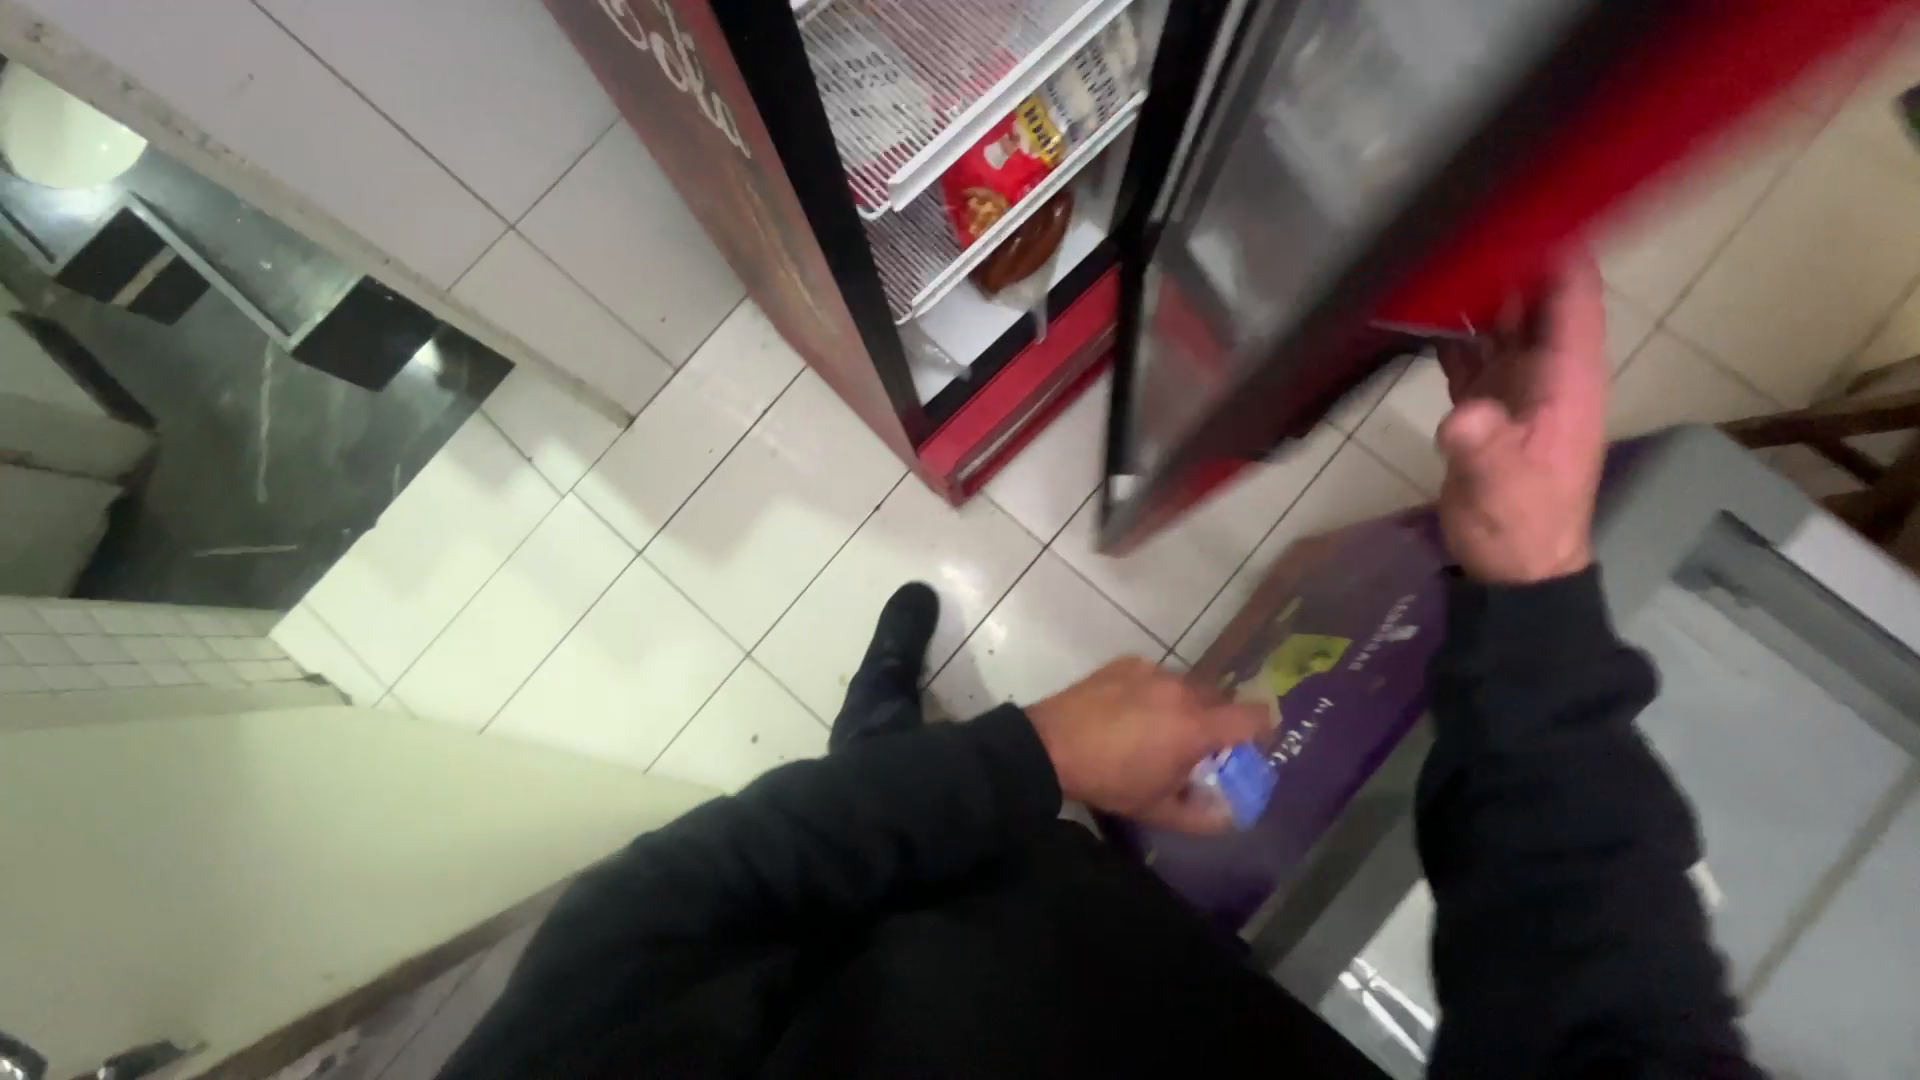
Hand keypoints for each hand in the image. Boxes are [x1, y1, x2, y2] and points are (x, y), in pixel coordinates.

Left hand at [1026, 657, 1270, 832]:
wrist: (1049, 745)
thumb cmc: (1108, 779)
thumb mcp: (1157, 808)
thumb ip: (1202, 814)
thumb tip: (1229, 811)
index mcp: (1195, 725)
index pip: (1255, 715)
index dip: (1260, 731)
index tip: (1247, 748)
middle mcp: (1180, 689)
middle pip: (1220, 699)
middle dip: (1217, 722)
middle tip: (1196, 747)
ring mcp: (1152, 671)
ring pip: (1187, 685)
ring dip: (1185, 705)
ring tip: (1157, 729)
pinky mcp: (1126, 662)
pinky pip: (1156, 675)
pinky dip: (1155, 691)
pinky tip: (1131, 711)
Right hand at [1433, 256, 1609, 584]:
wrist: (1514, 565)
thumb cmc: (1519, 525)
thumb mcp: (1502, 490)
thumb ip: (1483, 450)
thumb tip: (1460, 416)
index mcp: (1565, 380)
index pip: (1572, 300)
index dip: (1555, 255)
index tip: (1521, 214)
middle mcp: (1545, 372)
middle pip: (1533, 301)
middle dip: (1505, 263)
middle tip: (1455, 228)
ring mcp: (1515, 388)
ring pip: (1501, 324)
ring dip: (1474, 295)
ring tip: (1432, 261)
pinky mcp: (1486, 406)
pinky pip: (1472, 354)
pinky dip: (1452, 334)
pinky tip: (1422, 315)